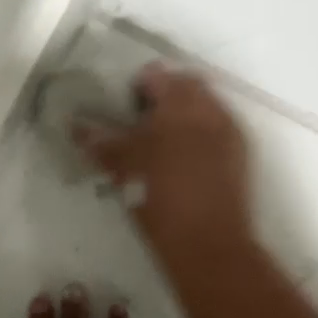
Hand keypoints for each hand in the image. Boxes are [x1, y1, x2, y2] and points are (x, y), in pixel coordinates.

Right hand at [73, 64, 254, 264]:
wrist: (209, 244)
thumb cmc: (159, 196)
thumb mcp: (123, 166)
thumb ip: (100, 140)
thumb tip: (75, 124)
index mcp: (179, 102)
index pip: (157, 74)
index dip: (137, 86)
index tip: (124, 107)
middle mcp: (209, 107)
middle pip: (187, 85)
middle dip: (166, 96)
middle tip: (142, 122)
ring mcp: (230, 130)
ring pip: (205, 106)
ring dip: (185, 114)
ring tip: (163, 143)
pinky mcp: (242, 155)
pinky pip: (219, 128)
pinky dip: (202, 133)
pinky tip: (184, 160)